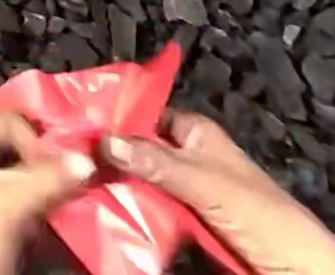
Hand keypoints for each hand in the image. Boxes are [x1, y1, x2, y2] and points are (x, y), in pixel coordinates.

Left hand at [0, 112, 95, 274]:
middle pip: (25, 158)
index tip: (70, 159)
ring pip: (34, 191)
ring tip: (94, 206)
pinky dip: (58, 227)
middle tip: (93, 179)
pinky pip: (38, 223)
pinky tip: (82, 234)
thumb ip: (50, 177)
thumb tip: (86, 158)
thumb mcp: (11, 200)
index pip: (10, 123)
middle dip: (58, 169)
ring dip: (62, 198)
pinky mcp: (5, 237)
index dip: (39, 137)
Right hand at [100, 111, 334, 274]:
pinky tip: (102, 205)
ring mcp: (186, 190)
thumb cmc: (263, 217)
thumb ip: (154, 160)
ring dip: (116, 182)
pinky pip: (148, 208)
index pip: (143, 113)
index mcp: (195, 132)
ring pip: (139, 179)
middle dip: (110, 153)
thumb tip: (100, 138)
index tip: (77, 121)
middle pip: (137, 148)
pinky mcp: (186, 222)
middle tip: (72, 154)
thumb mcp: (206, 183)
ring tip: (79, 179)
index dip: (113, 116)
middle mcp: (187, 155)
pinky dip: (129, 208)